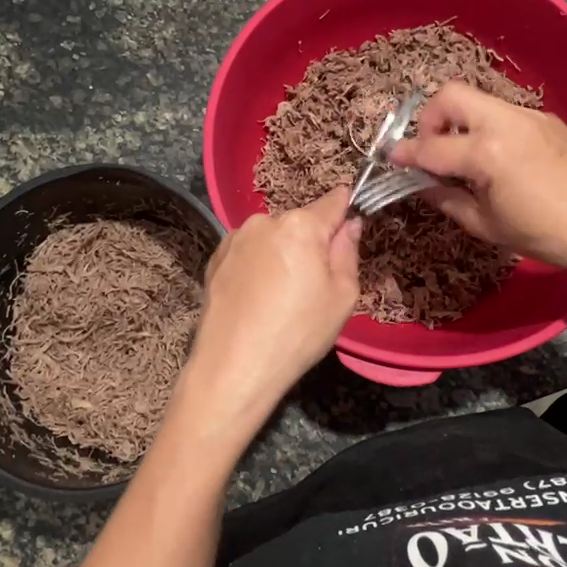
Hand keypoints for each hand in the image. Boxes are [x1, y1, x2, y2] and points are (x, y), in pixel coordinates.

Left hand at [181, 188, 362, 418]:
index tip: (350, 229)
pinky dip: (257, 266)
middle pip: (300, 223)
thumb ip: (348, 251)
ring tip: (280, 298)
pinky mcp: (215, 258)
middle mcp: (264, 221)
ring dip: (281, 254)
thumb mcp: (342, 296)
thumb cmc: (297, 333)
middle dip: (311, 243)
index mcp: (300, 225)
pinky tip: (257, 299)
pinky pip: (249, 252)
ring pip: (273, 238)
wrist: (233, 366)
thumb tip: (350, 224)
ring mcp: (235, 238)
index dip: (346, 211)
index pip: (334, 201)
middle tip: (313, 285)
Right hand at [389, 82, 566, 285]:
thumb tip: (421, 184)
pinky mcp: (546, 119)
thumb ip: (446, 198)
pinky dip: (485, 127)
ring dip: (458, 121)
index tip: (392, 158)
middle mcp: (505, 122)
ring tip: (461, 155)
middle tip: (429, 148)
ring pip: (477, 100)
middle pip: (449, 96)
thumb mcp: (485, 224)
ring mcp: (528, 116)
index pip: (431, 146)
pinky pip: (502, 113)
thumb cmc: (545, 235)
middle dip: (429, 119)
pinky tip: (496, 158)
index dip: (406, 154)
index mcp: (486, 153)